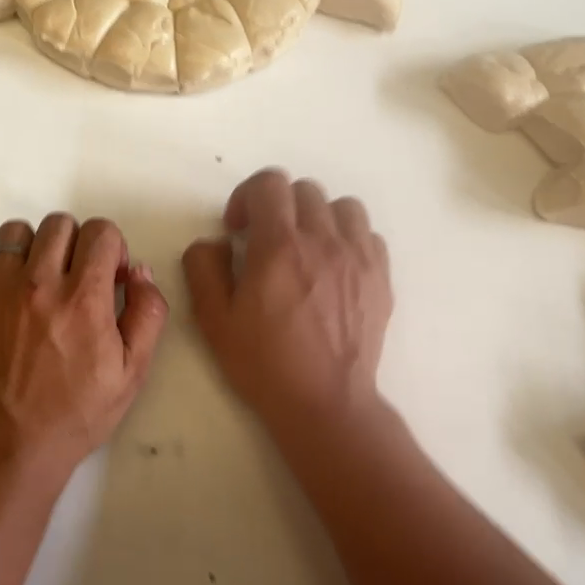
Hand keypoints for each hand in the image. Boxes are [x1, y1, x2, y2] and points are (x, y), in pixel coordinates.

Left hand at [0, 215, 169, 483]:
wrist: (10, 443)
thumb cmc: (77, 413)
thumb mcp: (132, 372)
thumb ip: (146, 314)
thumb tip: (139, 271)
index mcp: (84, 297)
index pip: (101, 231)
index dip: (113, 249)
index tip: (110, 278)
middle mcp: (39, 282)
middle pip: (60, 223)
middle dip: (78, 244)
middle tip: (78, 280)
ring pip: (17, 232)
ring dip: (35, 249)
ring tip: (41, 283)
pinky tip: (9, 296)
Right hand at [183, 169, 393, 427]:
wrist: (324, 401)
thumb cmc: (263, 362)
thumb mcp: (213, 318)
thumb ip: (204, 267)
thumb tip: (215, 242)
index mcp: (278, 246)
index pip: (269, 183)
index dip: (246, 197)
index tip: (238, 229)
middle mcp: (323, 240)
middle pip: (304, 190)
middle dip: (278, 206)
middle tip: (265, 242)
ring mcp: (358, 257)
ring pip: (342, 206)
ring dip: (317, 217)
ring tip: (304, 249)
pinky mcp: (380, 277)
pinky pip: (367, 235)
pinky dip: (347, 240)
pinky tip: (332, 268)